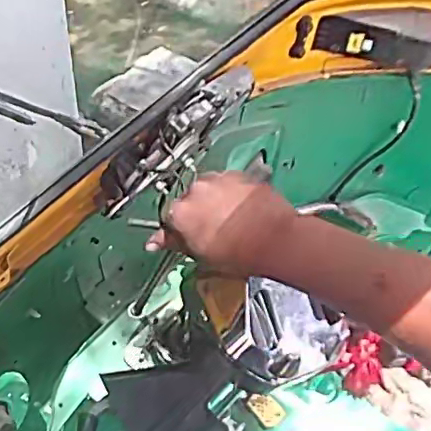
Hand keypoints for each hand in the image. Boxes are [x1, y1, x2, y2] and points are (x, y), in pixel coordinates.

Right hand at [146, 171, 299, 278]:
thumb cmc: (238, 253)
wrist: (275, 240)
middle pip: (188, 200)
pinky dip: (230, 194)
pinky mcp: (240, 175)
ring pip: (207, 189)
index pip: (167, 219)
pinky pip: (228, 184)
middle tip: (209, 232)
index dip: (177, 230)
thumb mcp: (200, 255)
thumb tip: (154, 241)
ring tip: (227, 221)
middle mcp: (195, 190)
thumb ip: (174, 243)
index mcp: (179, 212)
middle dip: (195, 212)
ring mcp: (219, 179)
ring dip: (213, 201)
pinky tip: (240, 211)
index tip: (183, 238)